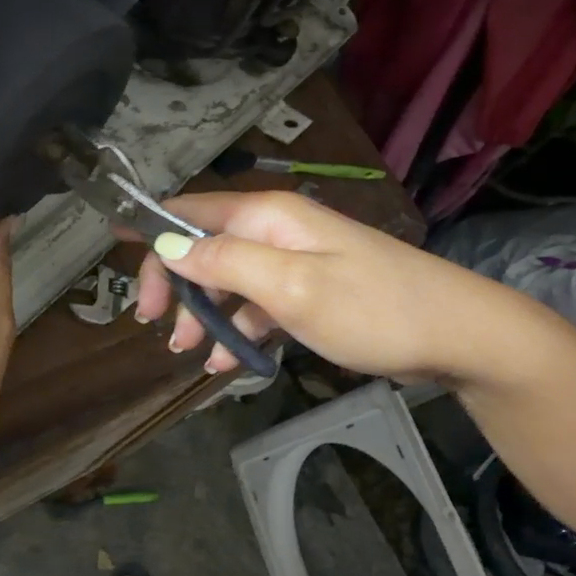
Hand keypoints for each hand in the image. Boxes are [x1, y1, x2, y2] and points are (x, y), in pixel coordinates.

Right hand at [130, 191, 558, 382]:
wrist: (459, 338)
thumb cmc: (373, 309)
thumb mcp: (291, 288)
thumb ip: (224, 264)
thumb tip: (165, 244)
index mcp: (268, 217)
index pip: (190, 212)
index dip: (150, 232)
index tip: (115, 257)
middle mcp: (277, 232)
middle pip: (204, 248)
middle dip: (174, 285)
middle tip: (152, 324)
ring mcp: (295, 263)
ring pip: (228, 282)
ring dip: (202, 315)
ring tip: (187, 353)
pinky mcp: (311, 294)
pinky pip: (257, 307)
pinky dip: (237, 332)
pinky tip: (227, 363)